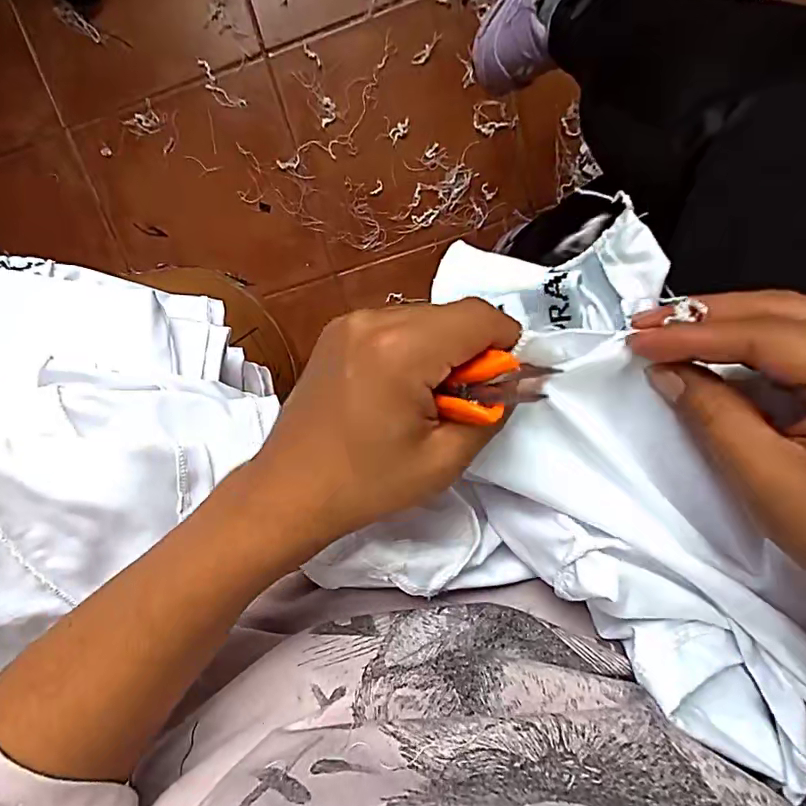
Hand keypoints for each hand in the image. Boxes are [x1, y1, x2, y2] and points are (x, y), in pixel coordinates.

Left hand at [236, 298, 521, 546]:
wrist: (288, 491)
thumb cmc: (366, 484)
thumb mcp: (444, 458)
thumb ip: (492, 410)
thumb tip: (516, 381)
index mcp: (401, 349)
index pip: (481, 317)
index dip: (506, 347)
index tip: (500, 385)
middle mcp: (375, 320)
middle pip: (456, 314)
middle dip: (476, 351)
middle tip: (464, 401)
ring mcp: (352, 321)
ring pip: (430, 317)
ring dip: (447, 349)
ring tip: (431, 399)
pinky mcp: (340, 330)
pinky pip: (401, 324)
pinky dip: (418, 348)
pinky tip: (404, 389)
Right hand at [630, 291, 805, 633]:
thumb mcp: (772, 483)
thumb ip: (714, 415)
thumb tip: (670, 370)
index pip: (776, 334)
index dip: (698, 332)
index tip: (644, 334)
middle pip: (795, 315)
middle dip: (717, 318)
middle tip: (655, 323)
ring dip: (742, 330)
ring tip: (682, 334)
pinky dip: (772, 355)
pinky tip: (731, 357)